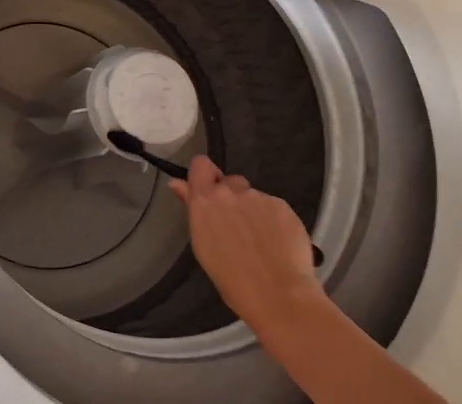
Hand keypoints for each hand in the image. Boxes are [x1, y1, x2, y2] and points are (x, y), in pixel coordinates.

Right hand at [170, 154, 320, 328]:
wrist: (279, 296)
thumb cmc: (232, 280)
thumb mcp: (203, 245)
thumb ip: (193, 209)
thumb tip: (178, 183)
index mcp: (205, 200)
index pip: (200, 165)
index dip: (205, 176)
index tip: (209, 193)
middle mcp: (230, 191)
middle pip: (230, 182)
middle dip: (232, 198)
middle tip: (238, 228)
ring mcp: (259, 197)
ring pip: (253, 196)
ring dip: (254, 210)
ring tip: (262, 241)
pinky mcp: (283, 206)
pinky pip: (274, 207)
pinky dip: (274, 221)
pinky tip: (279, 244)